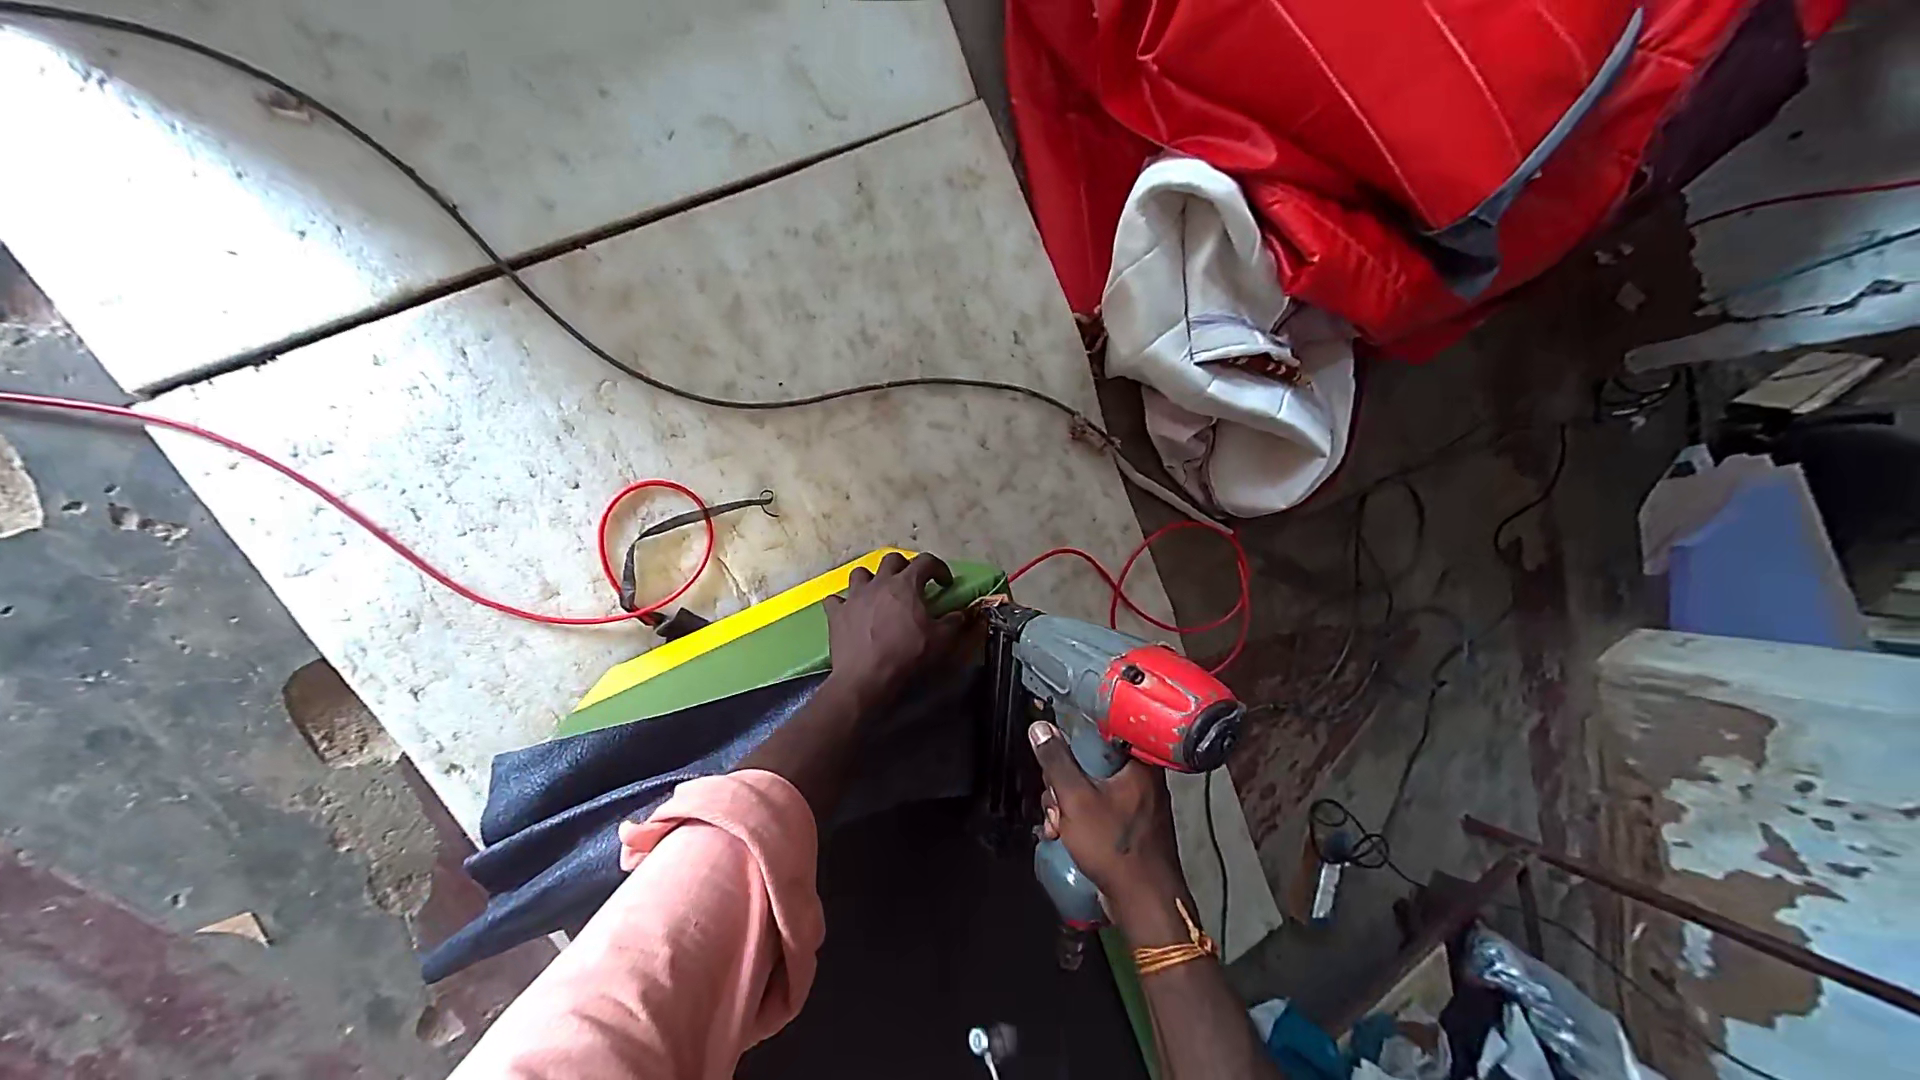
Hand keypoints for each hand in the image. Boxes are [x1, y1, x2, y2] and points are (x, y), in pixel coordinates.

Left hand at [822, 551, 964, 712]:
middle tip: (912, 584)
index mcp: (905, 584)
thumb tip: (962, 614)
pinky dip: (844, 602)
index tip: (945, 583)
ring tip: (879, 593)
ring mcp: (854, 597)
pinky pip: (836, 600)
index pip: (925, 562)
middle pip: (891, 560)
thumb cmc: (907, 656)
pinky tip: (850, 611)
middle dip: (904, 567)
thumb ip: (955, 622)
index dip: (938, 568)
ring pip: (860, 573)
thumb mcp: (942, 640)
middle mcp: (878, 583)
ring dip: (872, 579)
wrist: (866, 679)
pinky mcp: (836, 614)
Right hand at [1028, 721, 1187, 927]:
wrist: (1144, 903)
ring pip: (1090, 790)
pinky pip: (1099, 812)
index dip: (1071, 747)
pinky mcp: (1132, 828)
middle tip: (1058, 807)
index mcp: (1138, 763)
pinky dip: (1081, 822)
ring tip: (1061, 829)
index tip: (1058, 763)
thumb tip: (1041, 729)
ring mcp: (1138, 805)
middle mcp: (1142, 779)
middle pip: (1089, 765)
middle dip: (1063, 786)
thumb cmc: (1116, 848)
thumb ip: (1056, 761)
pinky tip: (1067, 838)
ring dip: (1067, 807)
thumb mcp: (1075, 798)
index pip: (1098, 734)